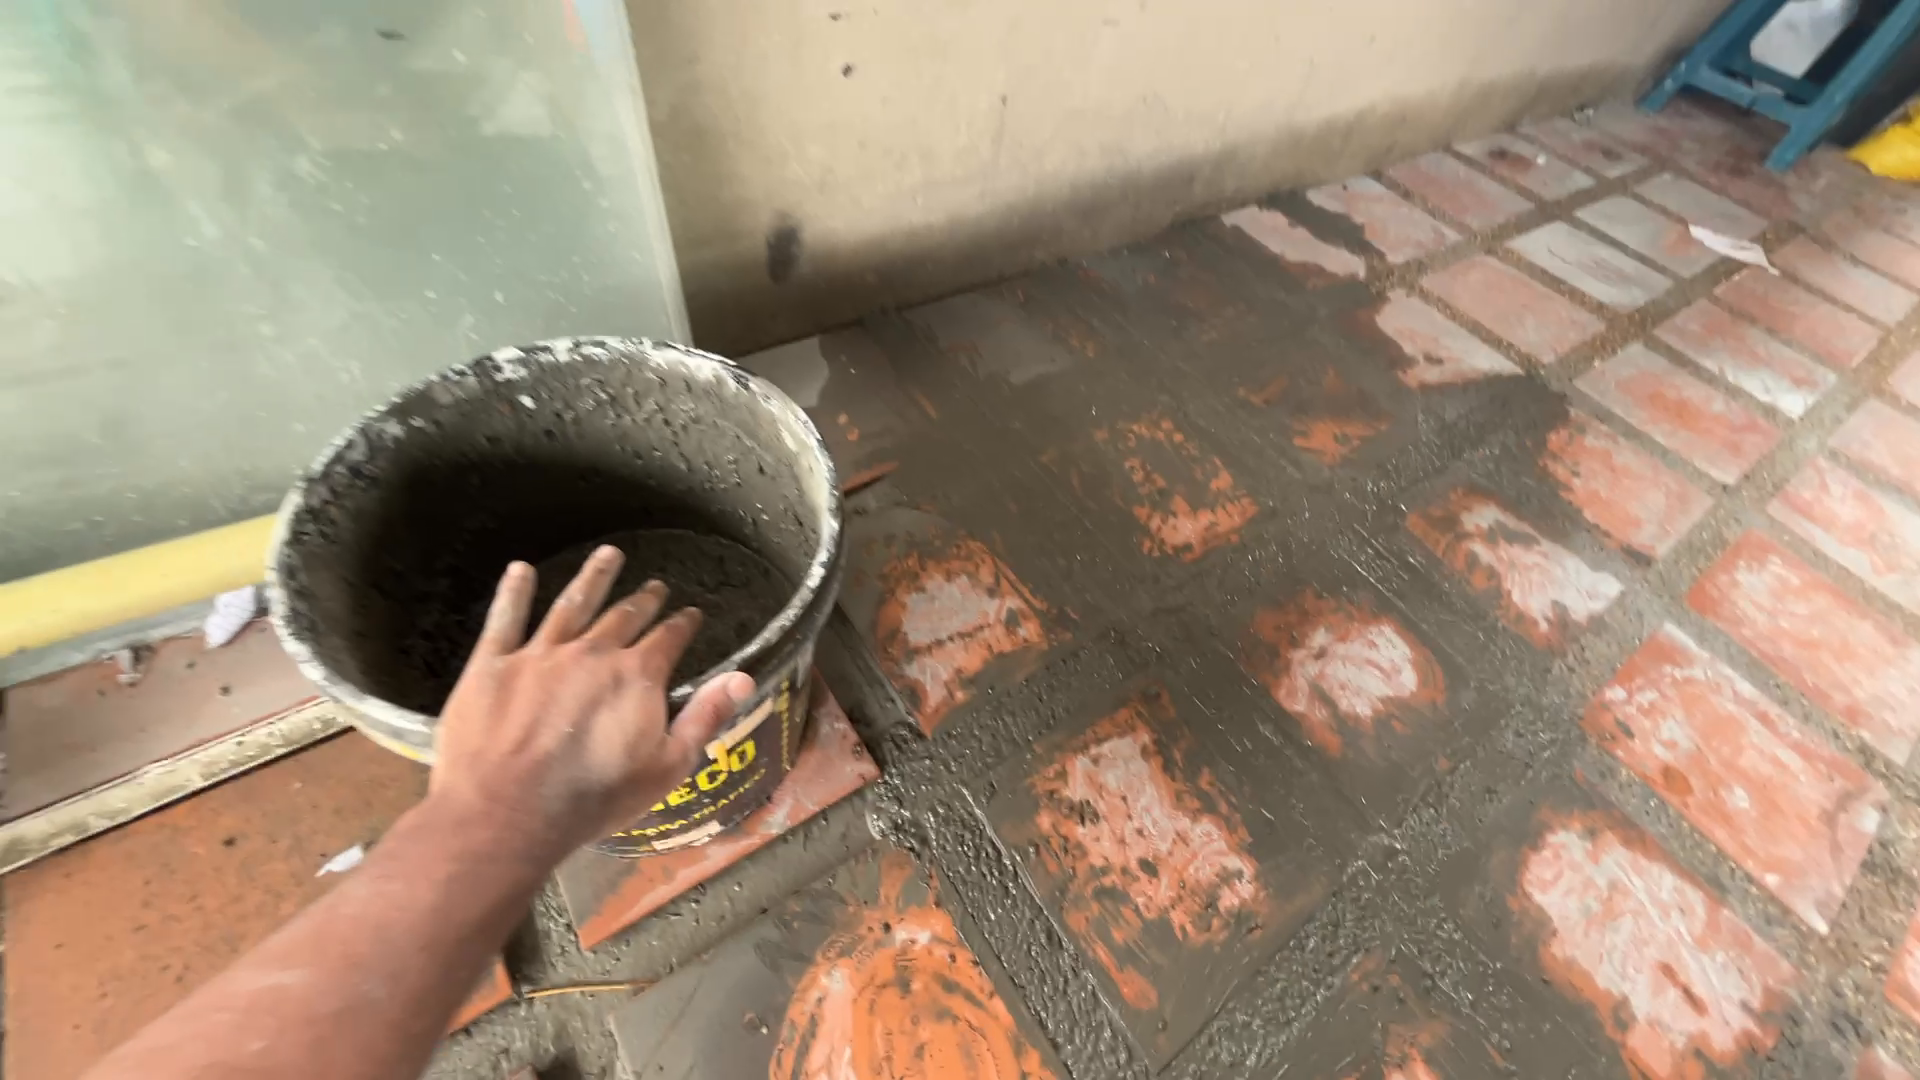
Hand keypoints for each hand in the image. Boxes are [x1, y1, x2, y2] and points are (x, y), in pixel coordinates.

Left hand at [427, 545, 755, 857]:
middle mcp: (593, 652)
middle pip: (625, 615)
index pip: (669, 637)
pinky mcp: (492, 666)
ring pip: (572, 604)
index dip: (683, 623)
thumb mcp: (668, 766)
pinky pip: (505, 620)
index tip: (691, 614)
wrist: (504, 817)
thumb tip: (744, 678)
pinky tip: (521, 569)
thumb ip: (706, 716)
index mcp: (637, 675)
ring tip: (608, 555)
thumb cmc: (594, 799)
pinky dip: (515, 592)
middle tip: (655, 586)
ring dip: (594, 577)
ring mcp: (540, 655)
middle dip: (644, 599)